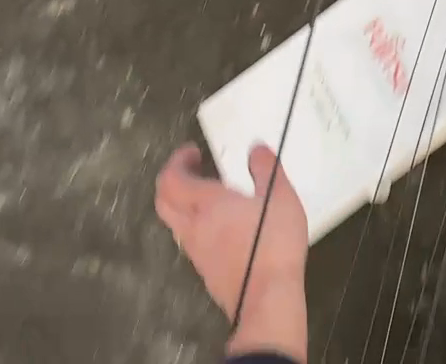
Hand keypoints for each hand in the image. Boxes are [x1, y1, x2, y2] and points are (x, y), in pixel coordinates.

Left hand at [156, 144, 309, 359]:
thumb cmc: (274, 241)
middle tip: (194, 166)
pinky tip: (221, 223)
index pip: (172, 180)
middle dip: (172, 179)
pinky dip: (195, 222)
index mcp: (208, 204)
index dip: (176, 161)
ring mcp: (196, 252)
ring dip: (183, 202)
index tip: (193, 150)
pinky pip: (189, 239)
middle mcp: (194, 227)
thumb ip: (267, 168)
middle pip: (164, 201)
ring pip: (174, 222)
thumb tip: (255, 149)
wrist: (268, 297)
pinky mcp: (205, 270)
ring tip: (210, 192)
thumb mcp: (281, 196)